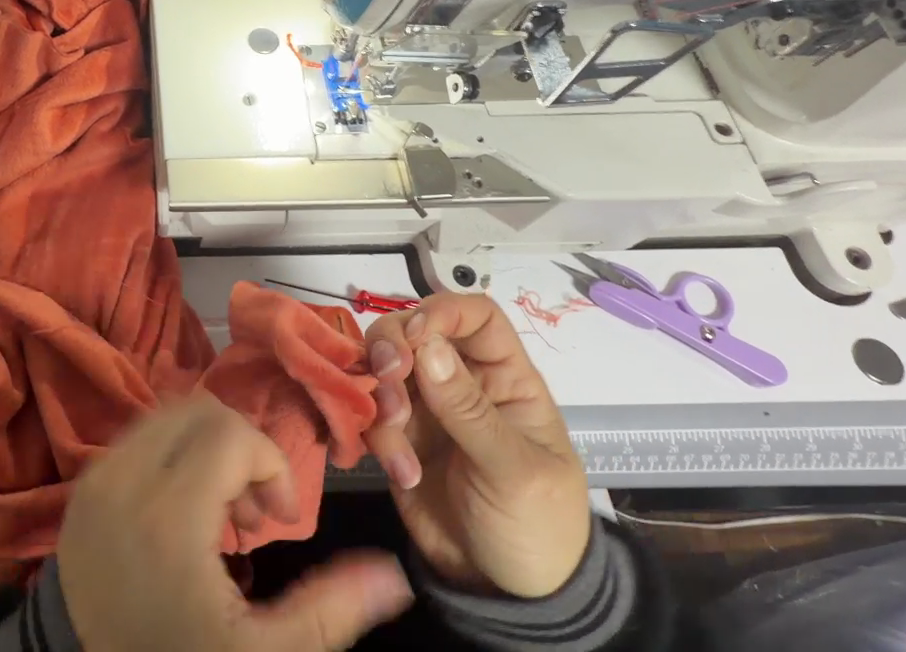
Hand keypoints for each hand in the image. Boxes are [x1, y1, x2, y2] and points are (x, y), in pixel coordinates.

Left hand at [58, 393, 414, 651]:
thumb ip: (331, 609)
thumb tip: (394, 573)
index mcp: (167, 516)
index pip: (229, 432)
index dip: (271, 462)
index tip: (280, 516)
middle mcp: (123, 481)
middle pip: (198, 412)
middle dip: (240, 449)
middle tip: (253, 512)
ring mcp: (93, 481)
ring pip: (166, 418)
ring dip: (205, 449)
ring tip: (220, 515)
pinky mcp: (77, 490)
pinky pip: (135, 440)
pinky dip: (170, 457)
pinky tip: (183, 513)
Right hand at [363, 293, 590, 598]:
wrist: (506, 594)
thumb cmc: (536, 527)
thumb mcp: (515, 471)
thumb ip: (470, 410)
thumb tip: (429, 345)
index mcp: (505, 379)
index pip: (475, 317)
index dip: (442, 312)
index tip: (415, 338)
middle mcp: (460, 382)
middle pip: (414, 331)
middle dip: (393, 349)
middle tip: (388, 381)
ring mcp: (426, 409)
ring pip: (382, 368)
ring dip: (380, 397)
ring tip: (396, 442)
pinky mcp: (397, 438)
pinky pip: (369, 414)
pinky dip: (373, 437)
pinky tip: (400, 473)